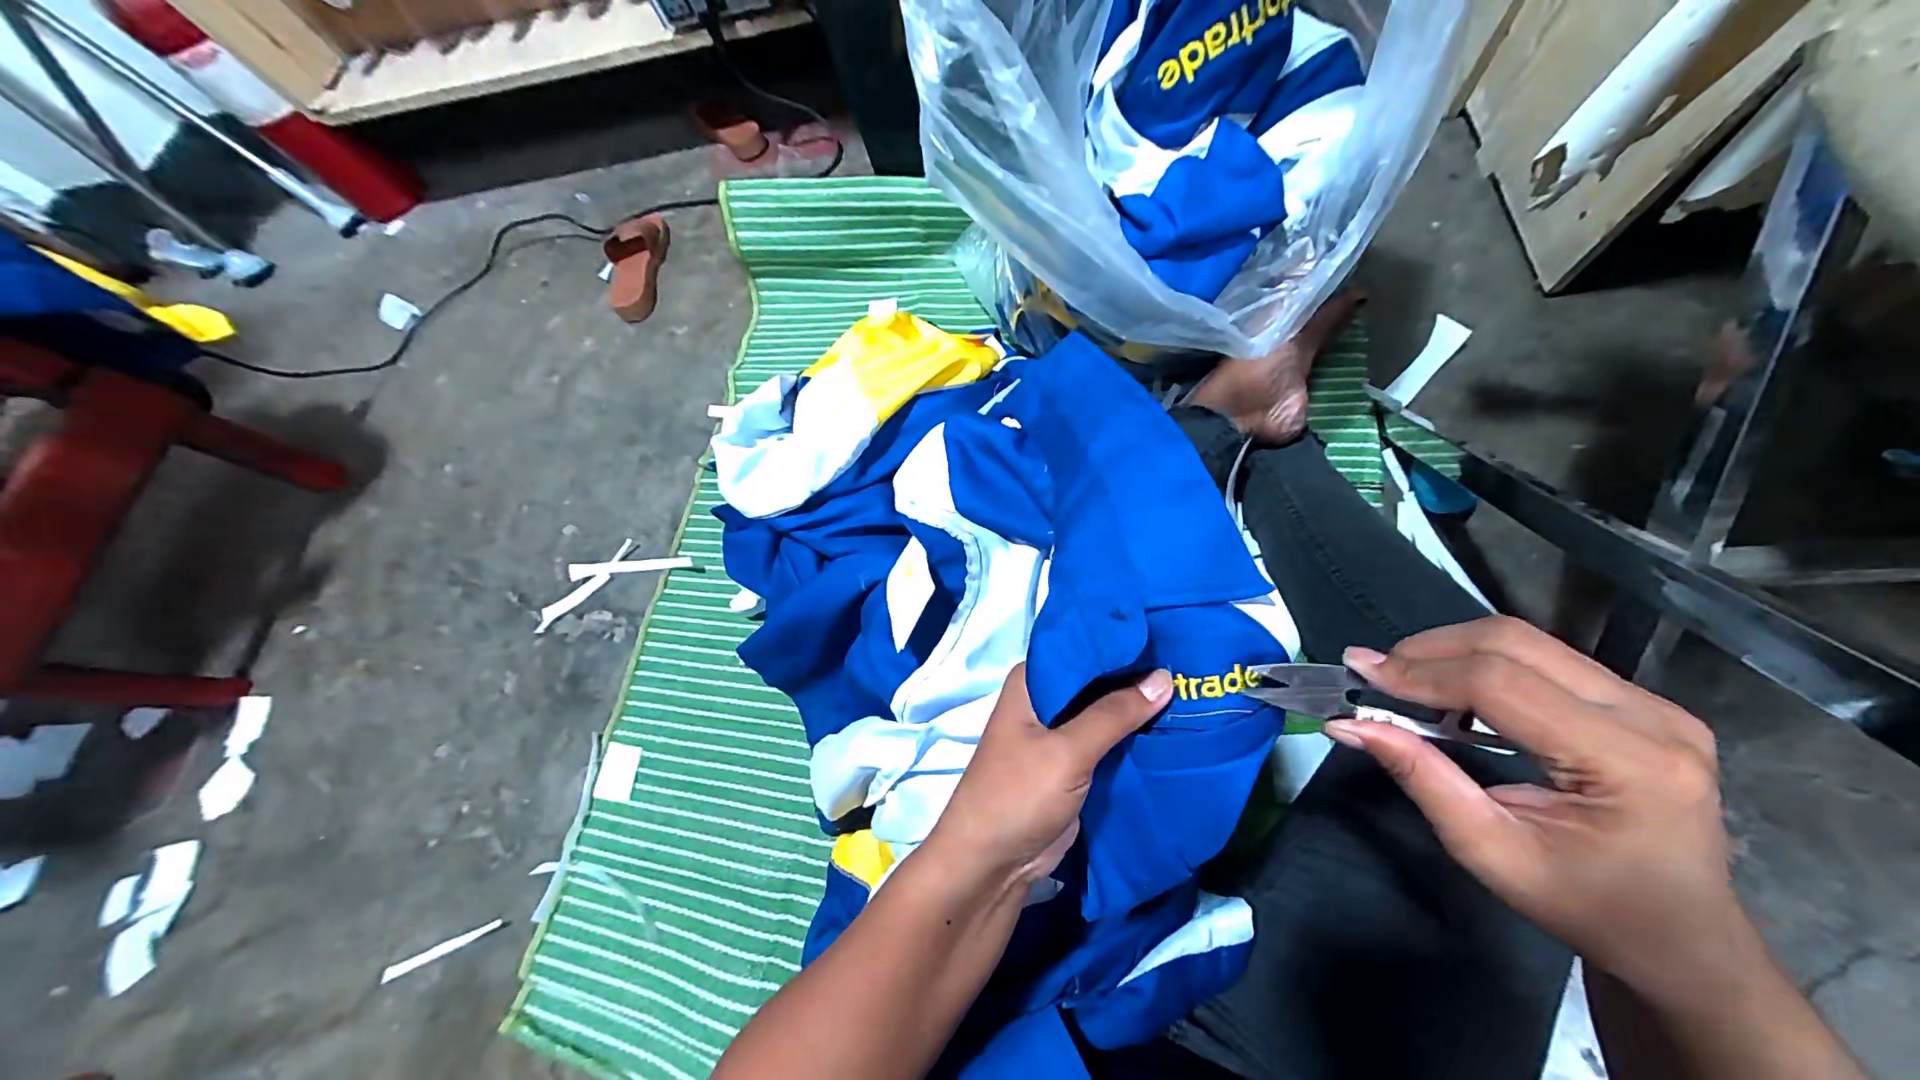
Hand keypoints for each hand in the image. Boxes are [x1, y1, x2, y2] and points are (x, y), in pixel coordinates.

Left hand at [923, 664, 1172, 895]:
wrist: (993, 863)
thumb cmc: (1018, 795)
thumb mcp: (1067, 751)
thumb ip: (1114, 714)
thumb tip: (1165, 676)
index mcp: (1032, 682)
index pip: (1082, 646)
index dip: (1121, 640)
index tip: (1166, 631)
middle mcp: (1044, 699)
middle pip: (1097, 678)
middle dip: (1137, 674)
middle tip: (1192, 659)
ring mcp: (1059, 732)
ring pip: (1106, 710)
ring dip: (1139, 705)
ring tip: (1195, 685)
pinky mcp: (1074, 763)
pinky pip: (1109, 740)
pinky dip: (1134, 735)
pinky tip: (1174, 724)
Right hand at [1323, 616, 1739, 1005]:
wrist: (1682, 940)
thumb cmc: (1583, 905)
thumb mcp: (1489, 851)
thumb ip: (1421, 778)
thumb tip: (1347, 724)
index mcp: (1630, 764)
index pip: (1502, 685)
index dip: (1422, 673)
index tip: (1359, 673)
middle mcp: (1652, 718)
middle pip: (1515, 643)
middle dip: (1430, 650)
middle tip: (1375, 673)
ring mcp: (1652, 704)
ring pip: (1526, 641)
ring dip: (1451, 650)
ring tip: (1404, 679)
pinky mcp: (1638, 702)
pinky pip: (1542, 658)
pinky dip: (1480, 662)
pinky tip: (1451, 690)